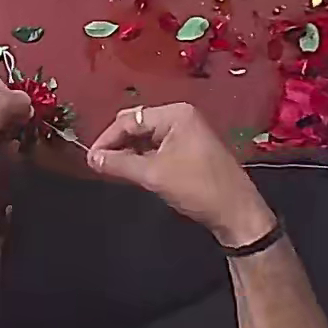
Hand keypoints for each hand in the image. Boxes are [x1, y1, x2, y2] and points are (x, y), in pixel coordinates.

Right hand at [87, 103, 275, 246]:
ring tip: (111, 169)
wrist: (237, 213)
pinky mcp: (189, 148)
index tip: (90, 158)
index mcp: (175, 114)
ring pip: (146, 137)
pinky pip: (157, 147)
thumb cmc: (197, 188)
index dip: (107, 139)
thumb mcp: (154, 175)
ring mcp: (186, 132)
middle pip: (137, 125)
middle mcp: (181, 116)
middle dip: (117, 144)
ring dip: (129, 152)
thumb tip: (92, 158)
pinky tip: (132, 171)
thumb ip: (120, 164)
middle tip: (99, 165)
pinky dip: (143, 158)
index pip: (130, 119)